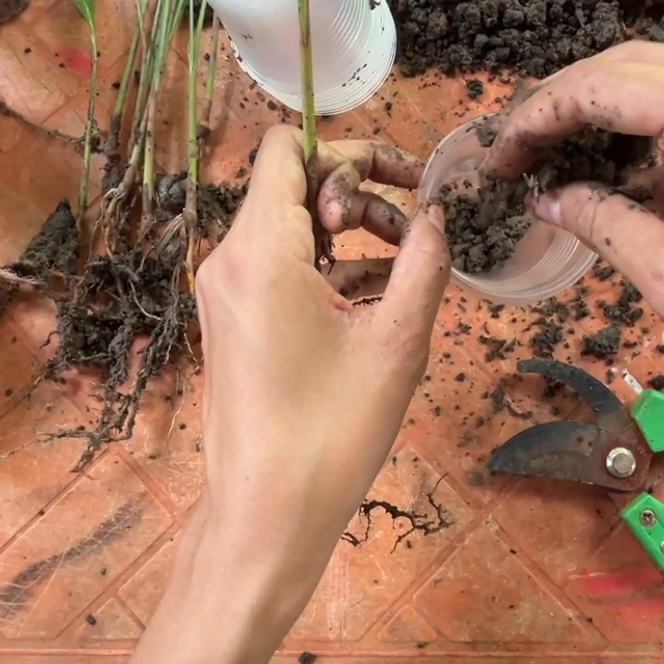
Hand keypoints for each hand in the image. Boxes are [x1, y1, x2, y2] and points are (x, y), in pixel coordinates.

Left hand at [189, 126, 450, 636]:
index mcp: (260, 250)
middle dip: (359, 194)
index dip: (350, 148)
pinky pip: (283, 265)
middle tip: (411, 234)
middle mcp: (230, 258)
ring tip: (406, 266)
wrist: (267, 515)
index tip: (402, 179)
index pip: (287, 149)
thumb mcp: (397, 341)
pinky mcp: (235, 317)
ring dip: (350, 232)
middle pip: (293, 183)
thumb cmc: (333, 430)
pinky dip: (329, 266)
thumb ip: (424, 262)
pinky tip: (379, 296)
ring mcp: (227, 289)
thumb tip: (436, 214)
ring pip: (291, 224)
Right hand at [484, 43, 663, 540]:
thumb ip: (605, 223)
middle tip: (519, 155)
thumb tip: (546, 195)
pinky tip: (626, 180)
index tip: (497, 155)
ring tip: (559, 164)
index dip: (543, 114)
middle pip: (649, 69)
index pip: (617, 82)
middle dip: (573, 107)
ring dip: (618, 122)